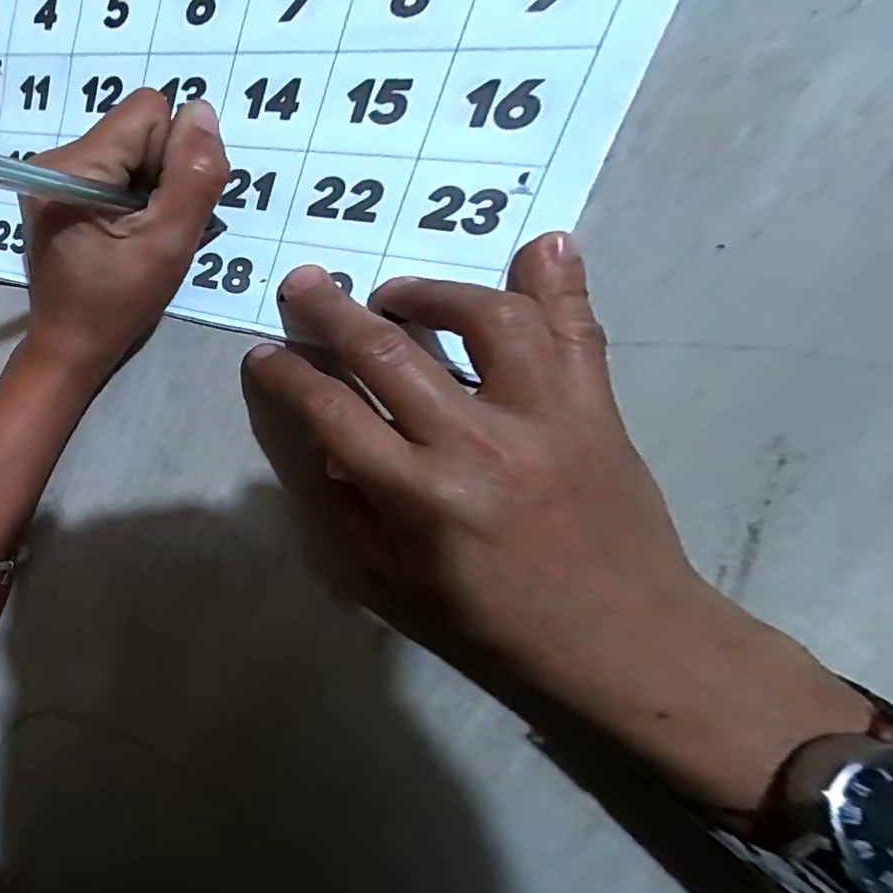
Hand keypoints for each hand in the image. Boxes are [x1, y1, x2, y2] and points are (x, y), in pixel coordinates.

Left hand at [21, 90, 227, 376]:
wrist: (70, 344)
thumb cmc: (116, 304)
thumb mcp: (168, 245)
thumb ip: (193, 177)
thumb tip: (200, 111)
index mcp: (73, 167)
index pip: (148, 112)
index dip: (172, 156)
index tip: (160, 210)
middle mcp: (54, 158)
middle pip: (137, 128)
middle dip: (160, 172)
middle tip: (151, 228)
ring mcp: (52, 173)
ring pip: (130, 148)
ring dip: (148, 188)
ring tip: (137, 235)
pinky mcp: (58, 189)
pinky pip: (115, 167)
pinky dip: (132, 196)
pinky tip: (124, 233)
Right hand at [243, 233, 872, 811]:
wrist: (629, 647)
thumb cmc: (487, 621)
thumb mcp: (385, 580)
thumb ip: (342, 502)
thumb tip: (319, 434)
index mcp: (418, 496)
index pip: (330, 411)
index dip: (286, 375)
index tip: (264, 353)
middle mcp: (477, 444)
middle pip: (386, 352)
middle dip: (330, 311)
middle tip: (303, 282)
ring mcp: (544, 419)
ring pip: (487, 320)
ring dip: (430, 292)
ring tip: (397, 294)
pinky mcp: (596, 410)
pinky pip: (578, 332)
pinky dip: (560, 282)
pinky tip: (541, 245)